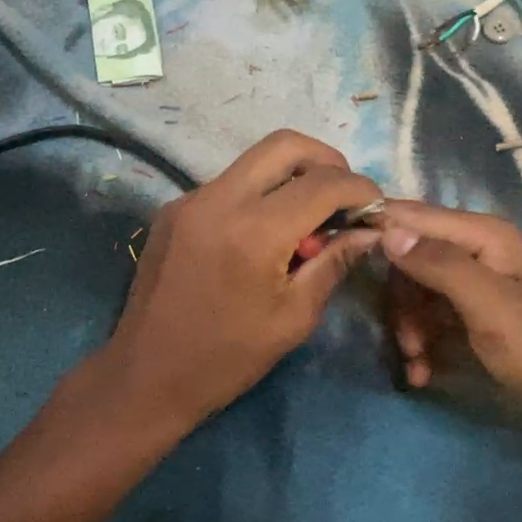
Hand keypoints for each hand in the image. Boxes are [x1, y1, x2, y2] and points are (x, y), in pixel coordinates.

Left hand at [100, 130, 382, 428]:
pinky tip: (267, 236)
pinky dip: (259, 195)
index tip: (376, 206)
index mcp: (254, 230)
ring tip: (309, 222)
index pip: (323, 183)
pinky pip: (229, 184)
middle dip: (327, 162)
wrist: (145, 376)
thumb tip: (370, 232)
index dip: (360, 188)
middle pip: (286, 144)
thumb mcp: (294, 317)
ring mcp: (190, 199)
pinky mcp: (173, 210)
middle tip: (344, 197)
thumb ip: (334, 263)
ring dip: (292, 177)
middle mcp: (219, 199)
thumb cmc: (227, 358)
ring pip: (254, 161)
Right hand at [378, 201, 521, 428]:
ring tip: (417, 364)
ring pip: (417, 291)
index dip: (374, 230)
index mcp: (483, 235)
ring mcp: (478, 284)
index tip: (336, 256)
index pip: (411, 215)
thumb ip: (440, 265)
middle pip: (409, 257)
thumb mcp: (490, 307)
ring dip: (408, 328)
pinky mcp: (477, 315)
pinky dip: (423, 344)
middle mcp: (477, 250)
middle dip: (398, 299)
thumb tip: (387, 228)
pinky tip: (424, 374)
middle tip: (404, 340)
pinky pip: (433, 318)